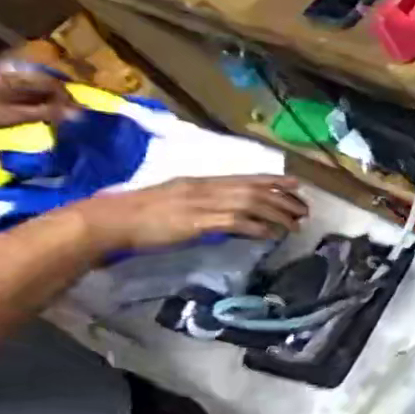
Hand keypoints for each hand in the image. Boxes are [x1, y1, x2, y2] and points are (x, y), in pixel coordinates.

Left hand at [0, 66, 77, 128]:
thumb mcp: (13, 116)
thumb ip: (45, 113)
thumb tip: (77, 114)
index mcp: (11, 76)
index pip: (50, 82)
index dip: (67, 97)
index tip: (77, 113)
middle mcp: (3, 71)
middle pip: (40, 81)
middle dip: (57, 97)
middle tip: (66, 115)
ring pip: (29, 84)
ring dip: (43, 98)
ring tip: (50, 115)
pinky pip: (17, 87)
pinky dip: (29, 98)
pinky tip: (30, 110)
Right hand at [65, 175, 309, 251]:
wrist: (109, 221)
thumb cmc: (138, 216)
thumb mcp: (176, 202)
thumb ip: (202, 205)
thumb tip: (228, 215)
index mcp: (199, 182)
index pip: (245, 178)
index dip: (274, 181)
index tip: (297, 186)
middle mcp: (204, 188)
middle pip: (255, 190)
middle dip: (285, 199)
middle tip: (305, 210)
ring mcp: (202, 204)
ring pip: (252, 204)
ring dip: (278, 215)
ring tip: (296, 225)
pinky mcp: (199, 222)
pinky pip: (237, 222)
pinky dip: (259, 228)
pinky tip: (272, 235)